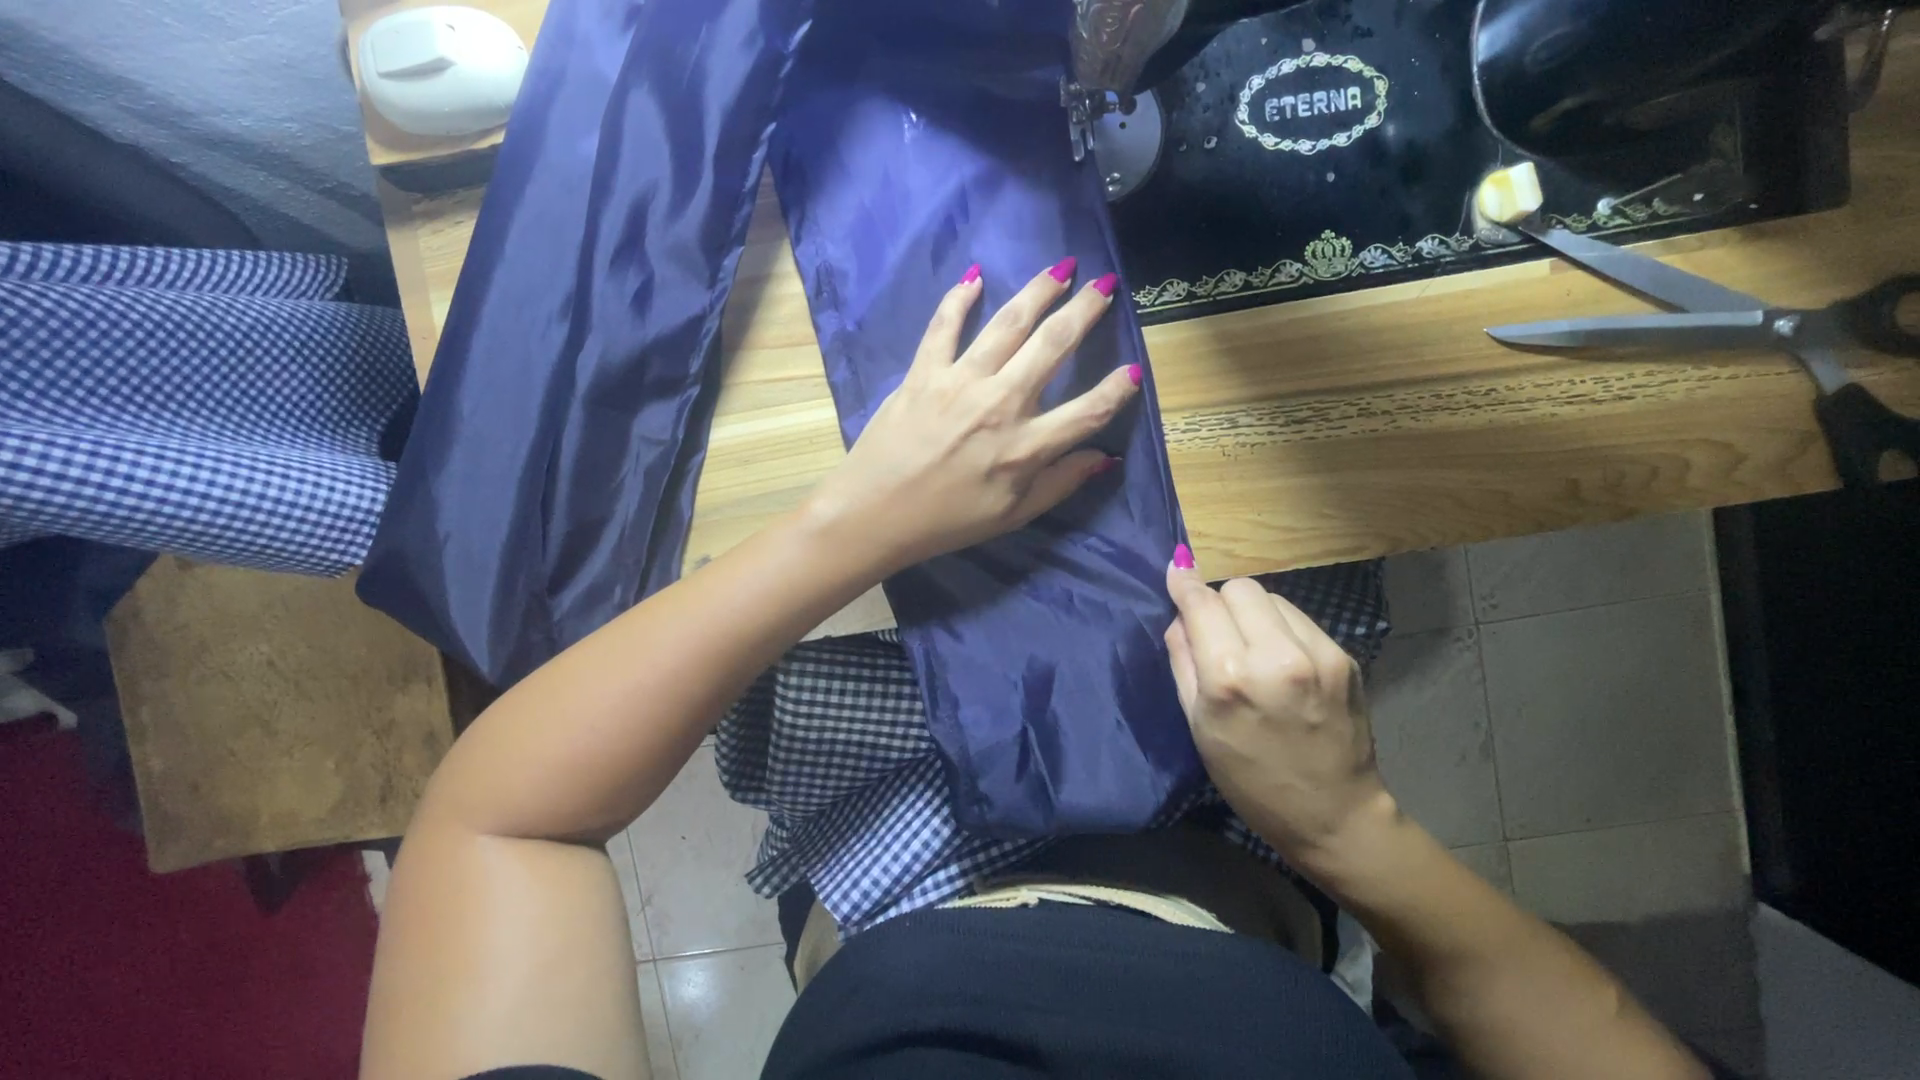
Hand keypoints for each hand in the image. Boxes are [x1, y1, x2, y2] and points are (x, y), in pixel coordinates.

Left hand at [802, 259, 1140, 571]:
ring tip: (1061, 269)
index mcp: (1025, 447)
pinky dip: (959, 299)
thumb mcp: (1011, 515)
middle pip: (1053, 346)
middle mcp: (1000, 404)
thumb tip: (1103, 457)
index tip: (1133, 370)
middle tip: (1105, 285)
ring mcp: (960, 382)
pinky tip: (975, 277)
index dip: (1117, 391)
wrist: (874, 514)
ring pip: (1008, 324)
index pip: (1087, 411)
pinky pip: (944, 326)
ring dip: (1038, 291)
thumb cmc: (947, 521)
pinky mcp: (923, 372)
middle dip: (1085, 311)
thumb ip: (1060, 483)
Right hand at [1164, 555, 1394, 867]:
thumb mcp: (1198, 727)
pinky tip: (1284, 663)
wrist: (1334, 815)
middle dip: (1221, 603)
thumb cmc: (1250, 781)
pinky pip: (1300, 619)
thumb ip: (1182, 661)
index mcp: (1229, 679)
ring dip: (1254, 614)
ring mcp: (1317, 654)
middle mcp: (1275, 656)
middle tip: (1219, 634)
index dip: (1185, 584)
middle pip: (1239, 588)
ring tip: (1254, 651)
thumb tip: (1179, 614)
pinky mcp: (1344, 658)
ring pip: (1272, 597)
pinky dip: (1282, 630)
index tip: (1176, 569)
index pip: (1202, 604)